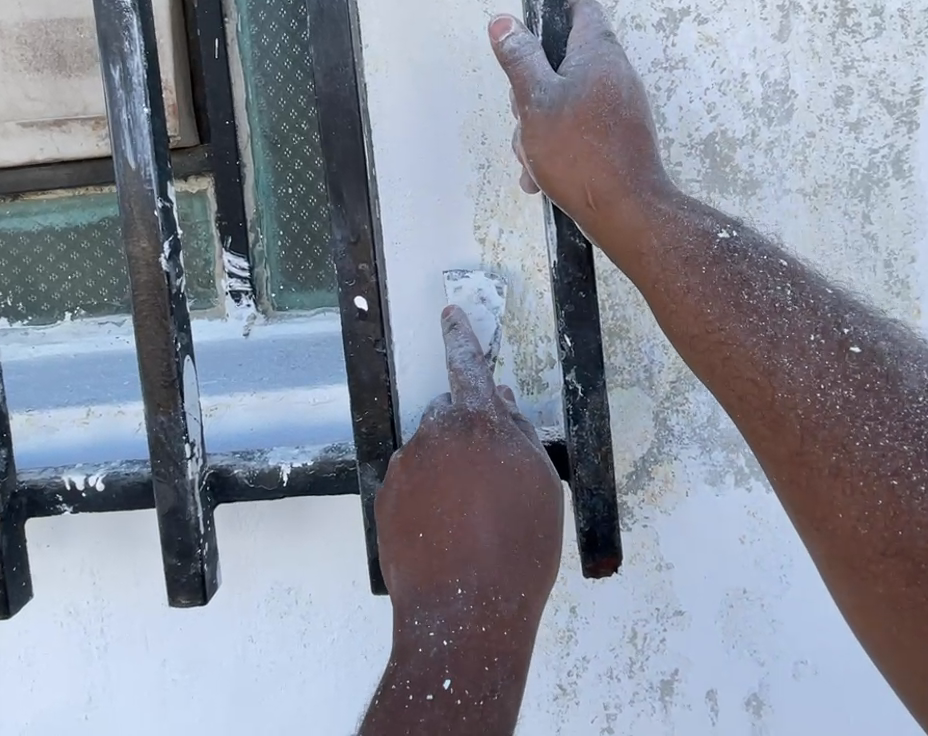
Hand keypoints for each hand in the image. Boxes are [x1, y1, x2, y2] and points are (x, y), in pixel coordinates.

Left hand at [360, 306, 562, 733]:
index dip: (462, 336)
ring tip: (471, 513)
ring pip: (430, 446)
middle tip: (491, 475)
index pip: (469, 366)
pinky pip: (410, 476)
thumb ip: (519, 431)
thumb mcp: (540, 483)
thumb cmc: (519, 548)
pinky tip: (445, 526)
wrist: (466, 612)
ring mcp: (406, 464)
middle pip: (451, 411)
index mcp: (478, 424)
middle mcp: (435, 434)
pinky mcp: (387, 495)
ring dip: (447, 462)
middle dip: (466, 427)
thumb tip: (498, 398)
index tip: (450, 314)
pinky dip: (426, 489)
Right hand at [489, 0, 671, 252]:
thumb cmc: (579, 153)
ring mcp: (618, 108)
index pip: (580, 10)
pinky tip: (541, 176)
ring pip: (565, 103)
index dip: (550, 18)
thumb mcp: (535, 101)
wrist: (624, 211)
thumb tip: (504, 22)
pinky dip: (557, 148)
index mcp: (598, 54)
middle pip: (563, 64)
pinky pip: (578, 131)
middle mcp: (614, 75)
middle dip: (532, 91)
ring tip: (531, 159)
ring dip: (539, 128)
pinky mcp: (617, 137)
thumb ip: (519, 59)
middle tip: (523, 117)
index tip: (525, 44)